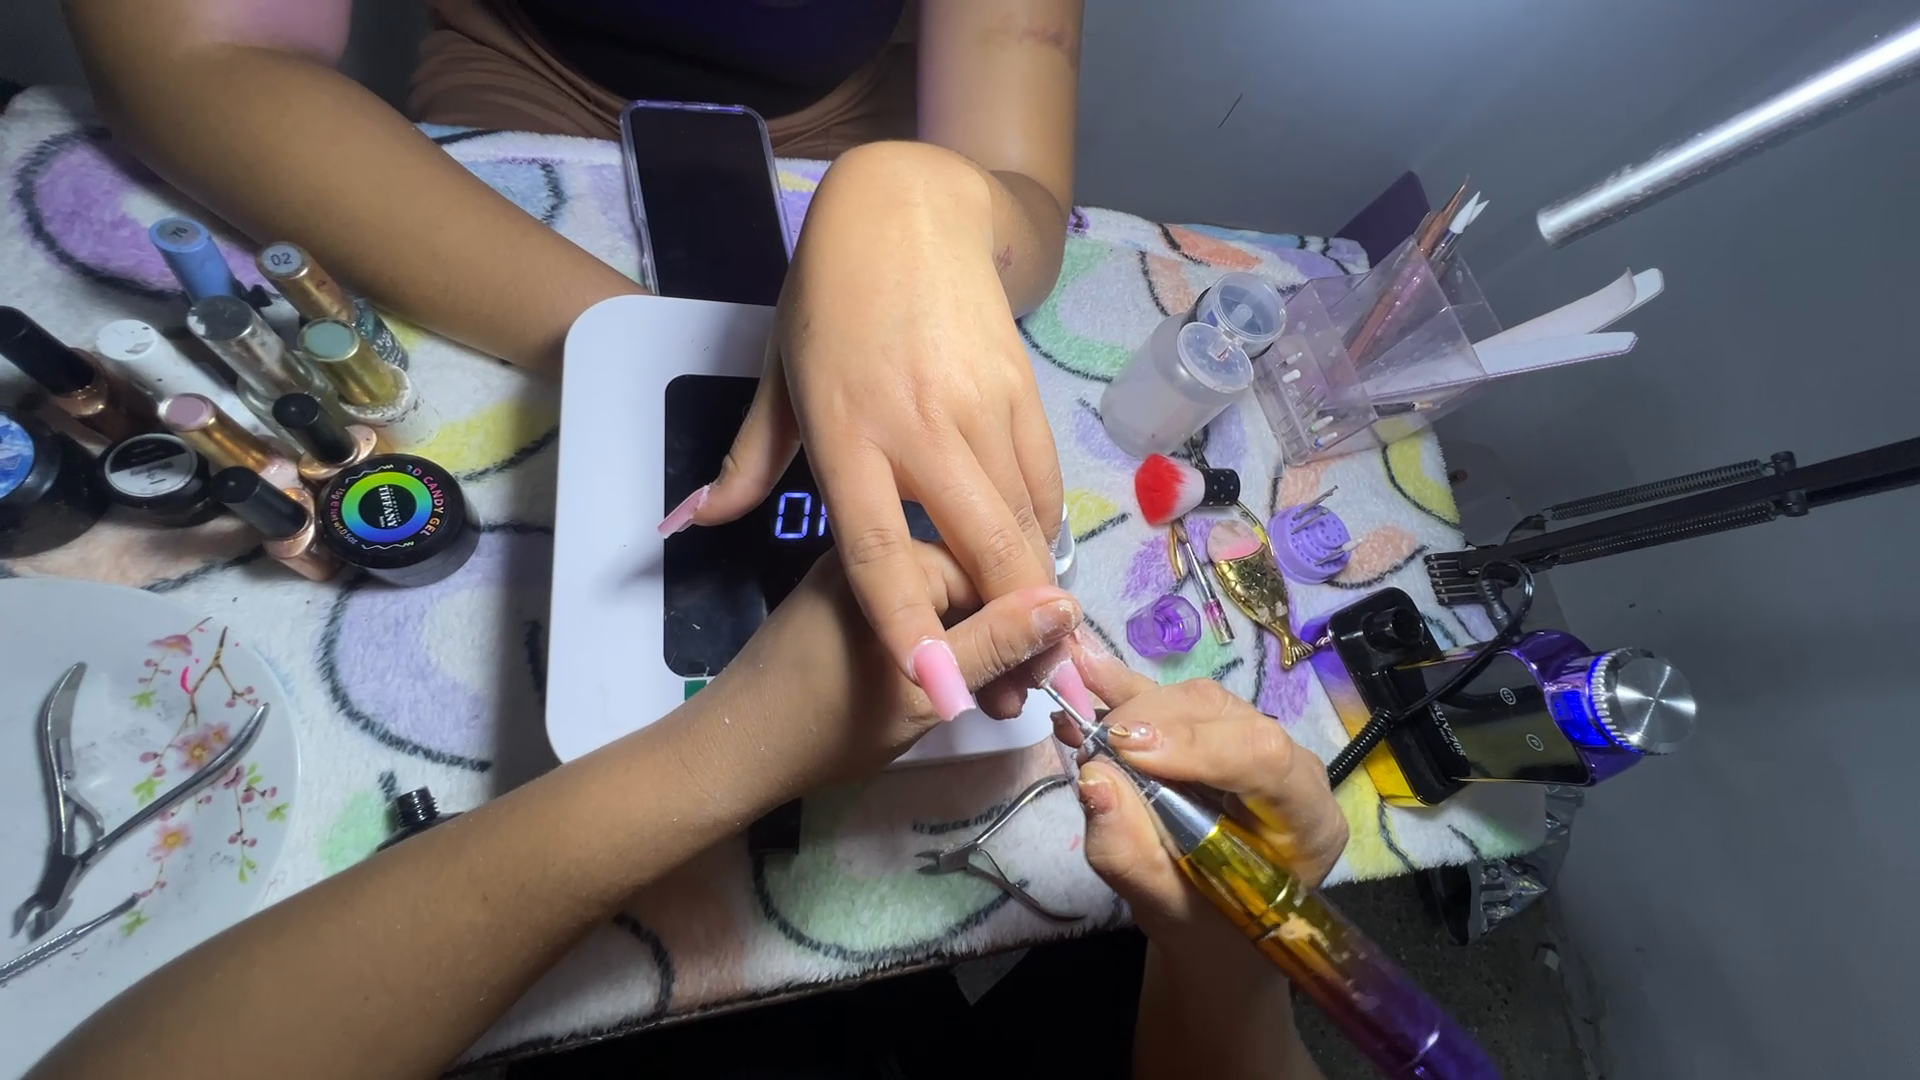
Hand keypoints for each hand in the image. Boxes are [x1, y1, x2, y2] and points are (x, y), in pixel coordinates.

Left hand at [670, 143, 1064, 722]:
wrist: (909, 213)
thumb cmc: (829, 301)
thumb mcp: (779, 376)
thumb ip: (745, 462)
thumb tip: (687, 524)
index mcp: (848, 436)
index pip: (879, 552)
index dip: (908, 628)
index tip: (934, 691)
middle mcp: (922, 431)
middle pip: (981, 549)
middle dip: (1011, 628)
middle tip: (1021, 686)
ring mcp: (983, 410)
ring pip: (1024, 523)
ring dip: (1033, 590)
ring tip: (1038, 640)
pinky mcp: (1025, 393)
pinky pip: (1043, 483)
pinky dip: (1041, 532)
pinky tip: (1034, 561)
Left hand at [680, 542, 1080, 808]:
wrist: (733, 750)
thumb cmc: (824, 727)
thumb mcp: (922, 694)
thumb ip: (994, 644)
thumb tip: (1066, 606)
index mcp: (887, 548)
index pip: (989, 563)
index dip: (1030, 620)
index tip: (1052, 677)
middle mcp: (878, 537)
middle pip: (976, 571)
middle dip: (1012, 635)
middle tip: (1023, 698)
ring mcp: (868, 559)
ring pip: (957, 589)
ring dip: (988, 641)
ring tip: (1000, 701)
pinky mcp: (859, 586)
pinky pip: (930, 597)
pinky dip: (957, 634)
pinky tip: (971, 678)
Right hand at [1061, 633, 1347, 978]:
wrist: (1214, 928)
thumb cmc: (1203, 925)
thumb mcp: (1163, 905)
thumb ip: (1129, 851)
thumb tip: (1094, 778)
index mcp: (1304, 819)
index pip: (1263, 755)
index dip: (1194, 743)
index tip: (1126, 749)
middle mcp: (1289, 766)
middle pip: (1223, 714)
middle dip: (1151, 721)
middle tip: (1095, 745)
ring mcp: (1251, 738)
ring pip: (1194, 698)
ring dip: (1133, 705)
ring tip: (1084, 726)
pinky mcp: (1211, 727)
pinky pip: (1169, 696)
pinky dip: (1124, 684)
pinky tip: (1086, 667)